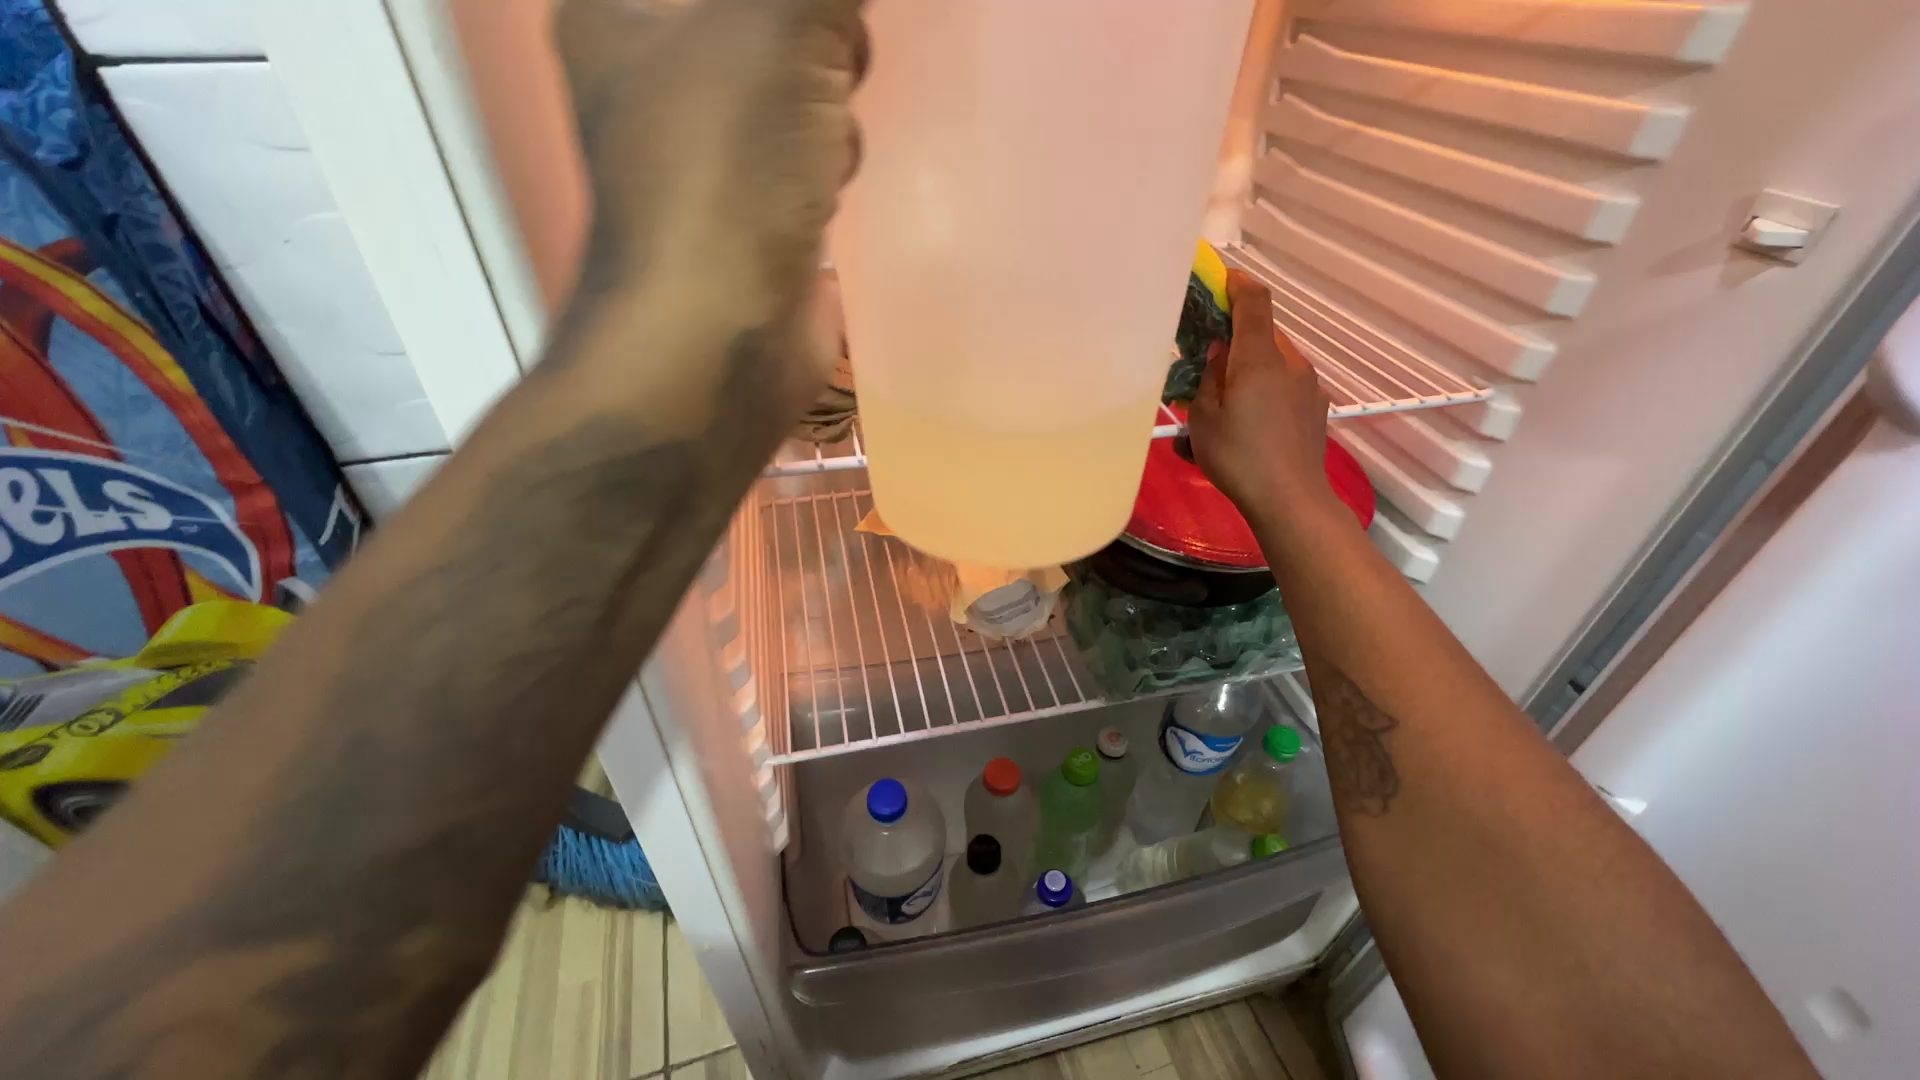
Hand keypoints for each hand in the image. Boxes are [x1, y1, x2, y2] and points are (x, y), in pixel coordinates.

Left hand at [555, 0, 866, 339]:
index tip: (807, 18)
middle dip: (810, 21)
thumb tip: (840, 1)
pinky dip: (823, 153)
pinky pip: (800, 143)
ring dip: (824, 89)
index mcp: (618, 4)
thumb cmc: (726, 171)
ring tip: (822, 132)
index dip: (790, 1)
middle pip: (753, 7)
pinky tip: (828, 183)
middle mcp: (647, 69)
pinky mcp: (747, 205)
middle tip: (830, 44)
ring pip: (786, 70)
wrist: (721, 340)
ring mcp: (699, 146)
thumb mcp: (777, 25)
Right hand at [1187, 270, 1333, 517]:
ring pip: (1271, 365)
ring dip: (1246, 373)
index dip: (1236, 284)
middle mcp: (1290, 364)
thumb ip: (1208, 379)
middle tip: (1204, 363)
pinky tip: (1244, 427)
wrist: (1291, 500)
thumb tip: (1218, 355)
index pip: (1254, 302)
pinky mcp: (1314, 411)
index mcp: (1260, 358)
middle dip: (1233, 342)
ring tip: (1220, 408)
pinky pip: (1282, 390)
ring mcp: (1307, 388)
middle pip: (1261, 336)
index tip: (1219, 280)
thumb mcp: (1204, 418)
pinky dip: (1261, 395)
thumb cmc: (1239, 457)